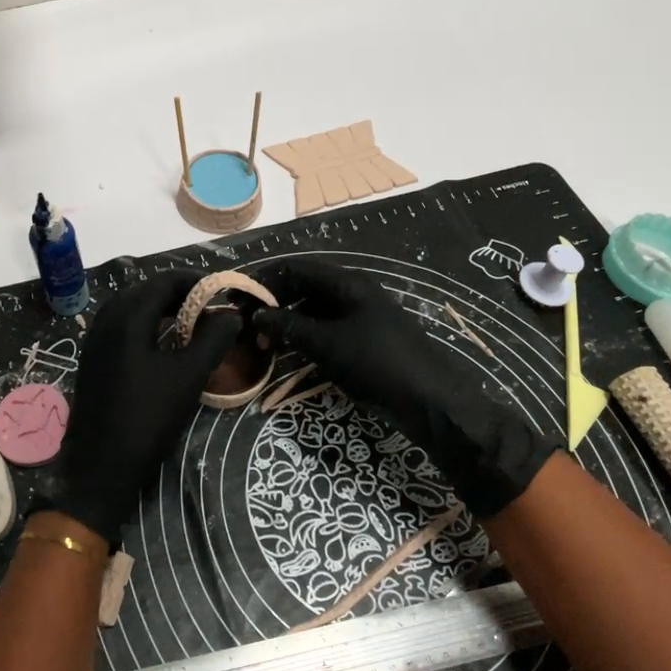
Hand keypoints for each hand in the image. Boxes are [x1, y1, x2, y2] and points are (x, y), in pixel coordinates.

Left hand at [50, 270, 243, 544]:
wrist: (100, 465)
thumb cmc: (148, 417)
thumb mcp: (188, 377)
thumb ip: (213, 339)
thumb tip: (232, 314)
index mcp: (128, 317)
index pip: (165, 281)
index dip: (195, 281)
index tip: (221, 292)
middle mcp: (107, 319)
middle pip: (146, 289)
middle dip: (178, 293)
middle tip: (208, 307)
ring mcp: (95, 338)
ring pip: (131, 306)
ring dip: (160, 307)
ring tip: (189, 322)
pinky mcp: (92, 357)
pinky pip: (120, 324)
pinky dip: (144, 322)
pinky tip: (161, 343)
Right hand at [253, 259, 560, 517]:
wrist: (431, 402)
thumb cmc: (378, 364)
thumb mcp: (328, 344)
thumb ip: (289, 326)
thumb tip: (256, 313)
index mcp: (348, 283)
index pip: (296, 267)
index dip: (265, 278)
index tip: (238, 295)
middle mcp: (354, 293)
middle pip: (304, 287)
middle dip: (274, 302)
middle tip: (246, 321)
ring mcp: (361, 317)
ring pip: (314, 311)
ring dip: (287, 323)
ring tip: (262, 342)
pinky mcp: (365, 341)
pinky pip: (326, 330)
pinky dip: (304, 339)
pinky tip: (288, 356)